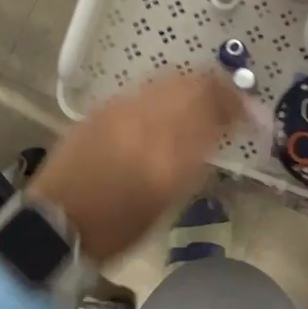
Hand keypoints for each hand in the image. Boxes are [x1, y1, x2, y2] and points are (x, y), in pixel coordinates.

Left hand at [30, 74, 242, 261]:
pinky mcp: (102, 108)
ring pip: (168, 81)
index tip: (250, 114)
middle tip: (230, 100)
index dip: (238, 107)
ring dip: (191, 85)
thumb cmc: (117, 227)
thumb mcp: (167, 201)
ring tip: (201, 97)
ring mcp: (123, 110)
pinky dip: (162, 92)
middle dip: (218, 88)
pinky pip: (143, 90)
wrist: (56, 223)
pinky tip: (165, 104)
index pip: (216, 112)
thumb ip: (193, 162)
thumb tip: (214, 135)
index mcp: (171, 155)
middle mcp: (149, 122)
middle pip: (194, 85)